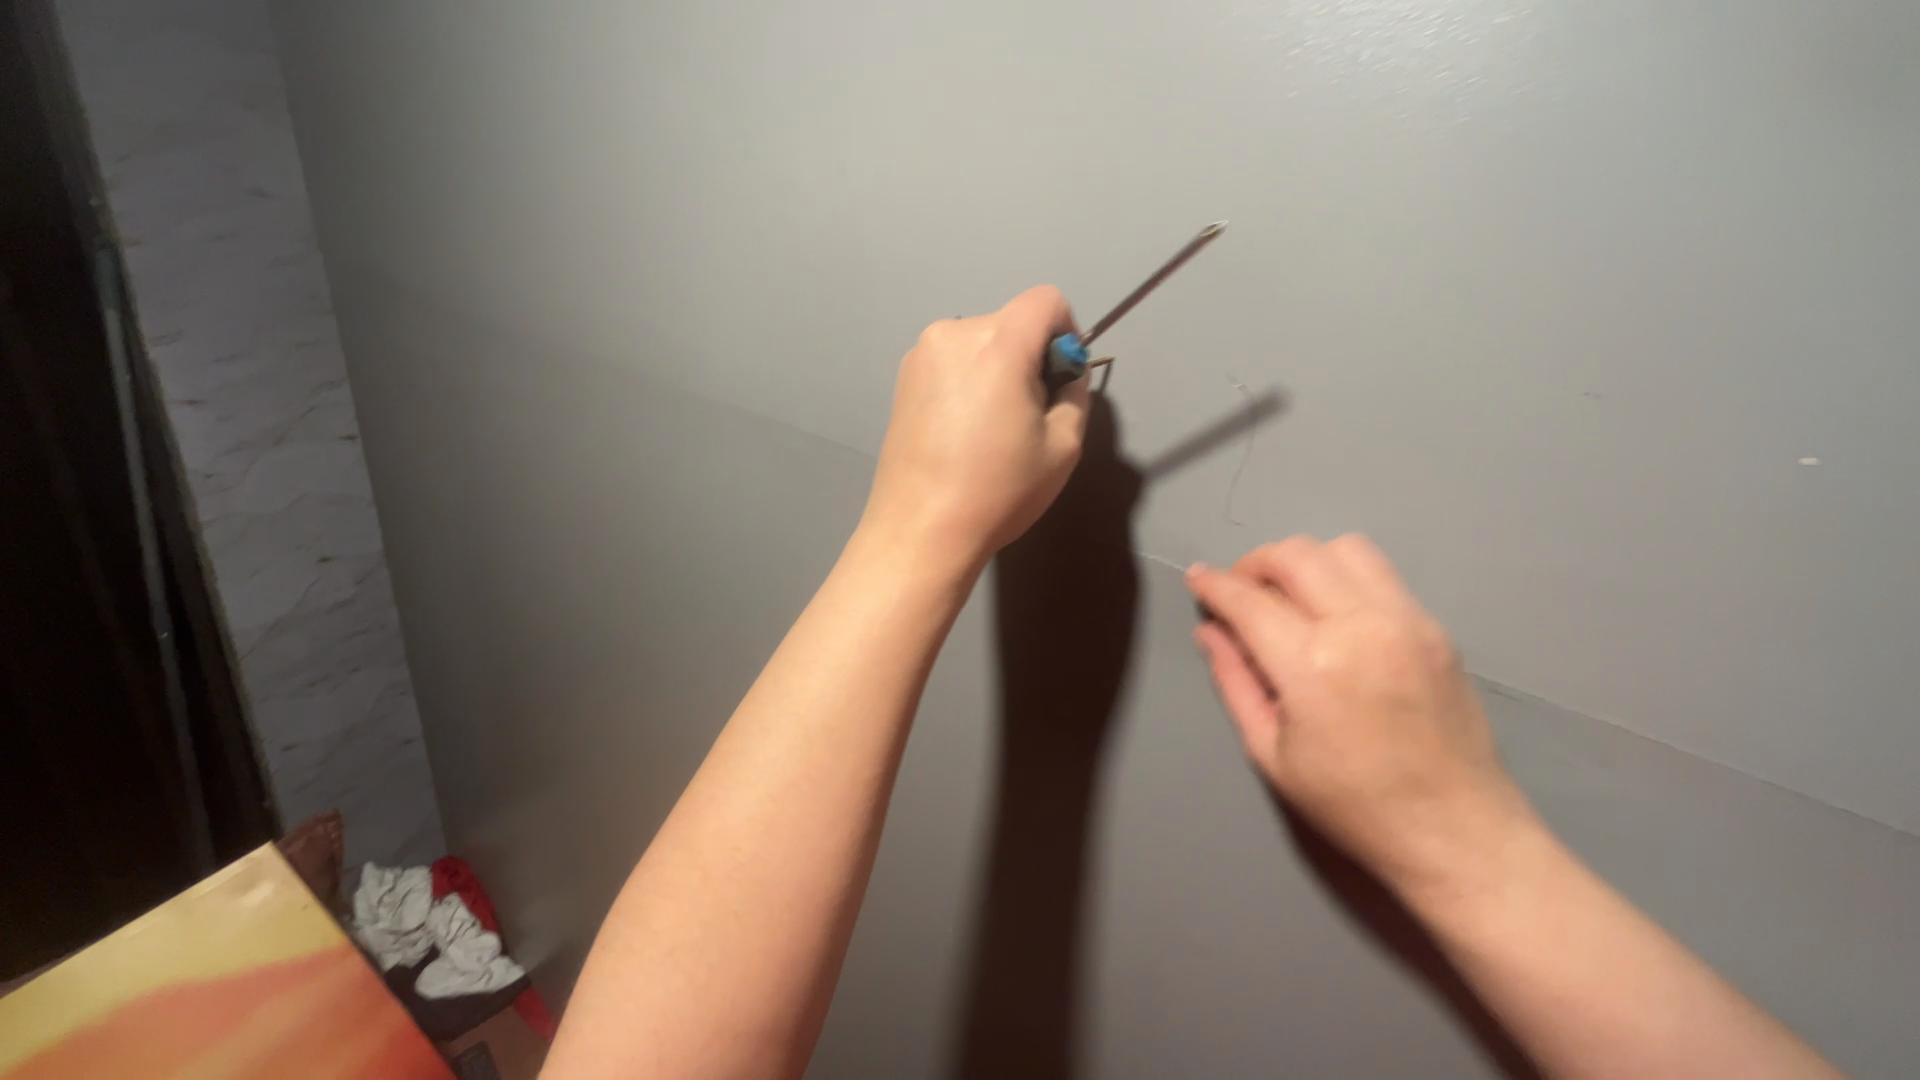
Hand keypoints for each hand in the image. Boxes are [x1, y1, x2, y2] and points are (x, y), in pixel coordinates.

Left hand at [860, 286, 1089, 569]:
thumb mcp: (1063, 447)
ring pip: (980, 344)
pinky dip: (968, 382)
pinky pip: (952, 363)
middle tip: (1028, 416)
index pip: (1046, 300)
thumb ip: (1075, 395)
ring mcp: (920, 356)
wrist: (920, 530)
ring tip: (992, 430)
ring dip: (997, 370)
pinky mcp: (902, 380)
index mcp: (996, 344)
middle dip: (1030, 356)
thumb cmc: (998, 490)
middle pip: (1011, 323)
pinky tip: (963, 432)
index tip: (1062, 377)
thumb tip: (1065, 375)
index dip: (1066, 332)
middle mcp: (953, 335)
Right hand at [1185, 535, 1537, 901]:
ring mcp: (1407, 621)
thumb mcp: (1271, 753)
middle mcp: (1362, 627)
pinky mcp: (1436, 629)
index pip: (1248, 600)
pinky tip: (1332, 619)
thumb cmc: (1353, 806)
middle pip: (1296, 554)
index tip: (1197, 578)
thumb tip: (1210, 632)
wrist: (1459, 833)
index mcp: (1313, 666)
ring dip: (1304, 562)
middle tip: (1240, 593)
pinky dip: (1343, 580)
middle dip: (1255, 563)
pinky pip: (1380, 576)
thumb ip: (1234, 681)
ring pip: (1344, 549)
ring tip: (1288, 599)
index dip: (1213, 584)